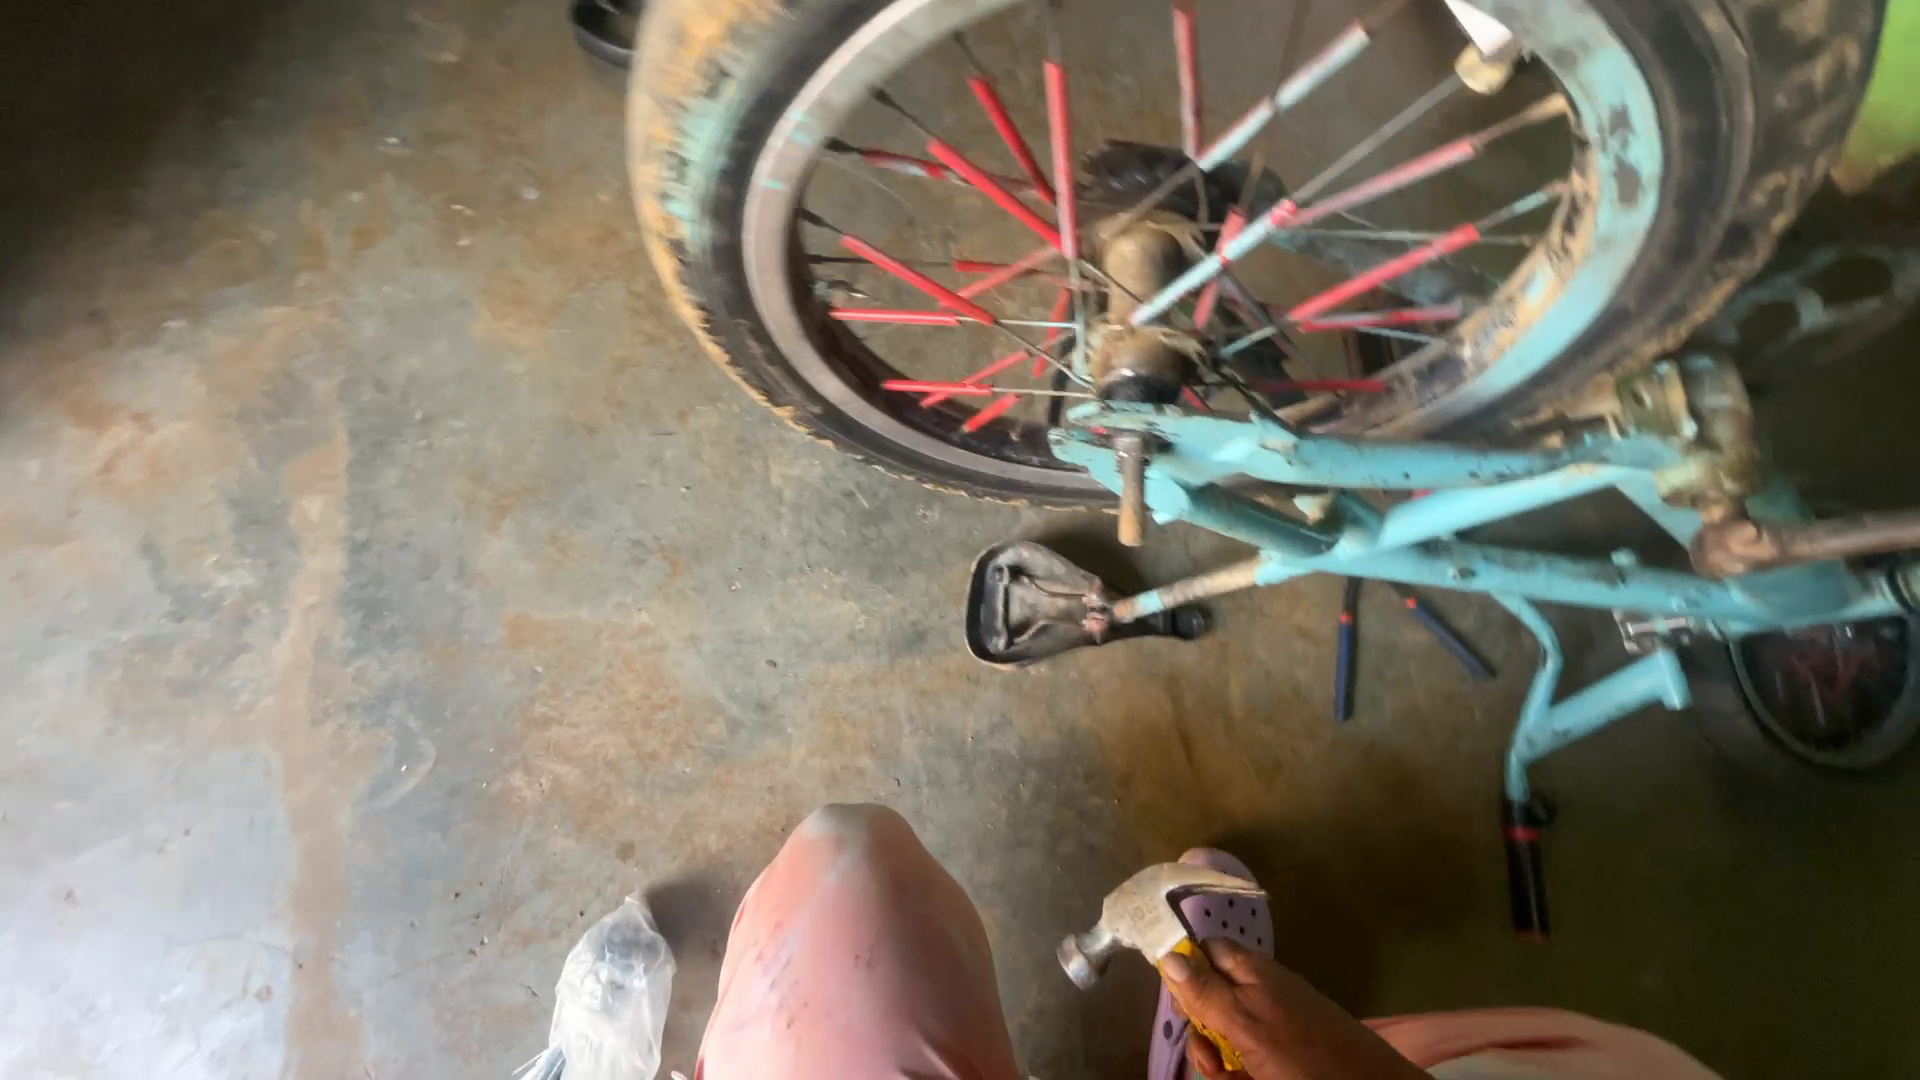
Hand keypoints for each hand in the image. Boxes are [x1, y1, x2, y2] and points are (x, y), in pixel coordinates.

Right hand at [1160, 939, 1427, 1079]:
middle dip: (1202, 1035)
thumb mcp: (1248, 1027)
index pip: (1204, 951)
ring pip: (1227, 1037)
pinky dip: (1243, 1075)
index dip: (1185, 971)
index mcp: (1251, 972)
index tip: (1181, 1008)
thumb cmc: (1308, 1062)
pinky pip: (1251, 1060)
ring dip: (1220, 1064)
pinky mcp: (1287, 1057)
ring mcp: (1276, 1026)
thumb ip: (1206, 992)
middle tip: (1213, 1063)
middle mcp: (1261, 991)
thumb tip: (1166, 952)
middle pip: (1210, 1000)